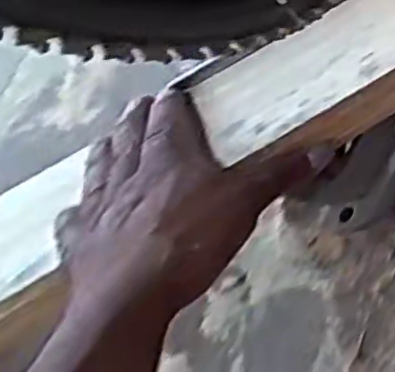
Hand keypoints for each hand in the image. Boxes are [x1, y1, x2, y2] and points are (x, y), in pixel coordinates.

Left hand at [54, 90, 310, 323]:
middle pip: (129, 140)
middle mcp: (130, 178)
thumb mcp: (245, 203)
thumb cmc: (188, 242)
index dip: (170, 103)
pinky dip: (75, 211)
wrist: (126, 305)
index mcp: (169, 160)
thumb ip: (279, 174)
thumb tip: (322, 150)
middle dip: (134, 121)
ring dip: (103, 154)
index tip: (171, 90)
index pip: (168, 121)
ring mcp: (100, 213)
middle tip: (135, 105)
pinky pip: (74, 222)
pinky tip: (71, 210)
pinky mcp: (80, 248)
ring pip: (99, 172)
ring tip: (104, 140)